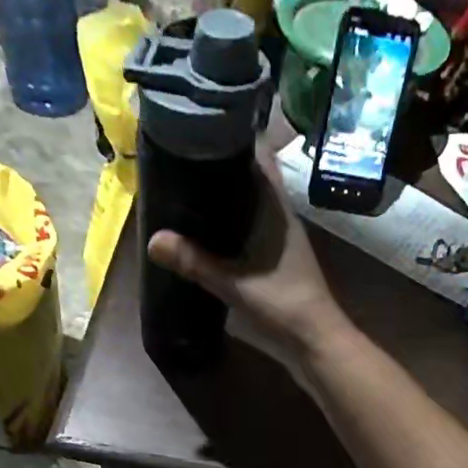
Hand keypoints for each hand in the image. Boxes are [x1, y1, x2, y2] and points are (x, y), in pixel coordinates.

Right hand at [147, 150, 354, 365]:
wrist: (315, 335)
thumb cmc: (282, 302)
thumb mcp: (233, 283)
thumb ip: (195, 262)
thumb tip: (152, 240)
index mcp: (274, 207)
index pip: (259, 155)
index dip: (232, 139)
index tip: (201, 132)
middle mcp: (280, 211)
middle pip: (252, 173)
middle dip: (222, 163)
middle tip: (185, 158)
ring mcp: (281, 231)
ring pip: (253, 197)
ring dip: (228, 191)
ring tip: (190, 186)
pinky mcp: (277, 250)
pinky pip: (252, 219)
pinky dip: (233, 215)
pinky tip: (210, 225)